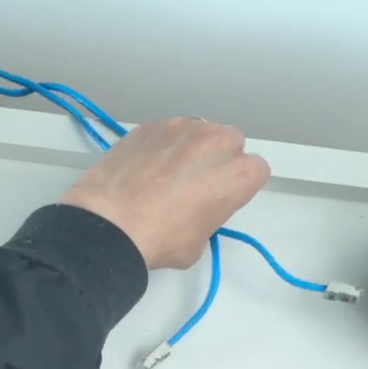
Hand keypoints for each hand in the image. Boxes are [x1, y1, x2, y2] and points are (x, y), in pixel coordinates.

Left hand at [59, 119, 269, 269]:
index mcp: (239, 174)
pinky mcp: (152, 124)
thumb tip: (194, 212)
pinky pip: (167, 131)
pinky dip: (162, 145)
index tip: (223, 197)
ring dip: (190, 149)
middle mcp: (217, 142)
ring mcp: (183, 127)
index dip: (239, 185)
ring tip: (167, 176)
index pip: (256, 170)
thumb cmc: (158, 239)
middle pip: (230, 143)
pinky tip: (146, 168)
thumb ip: (209, 217)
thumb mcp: (197, 244)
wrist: (111, 224)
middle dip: (217, 160)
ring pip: (199, 132)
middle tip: (195, 186)